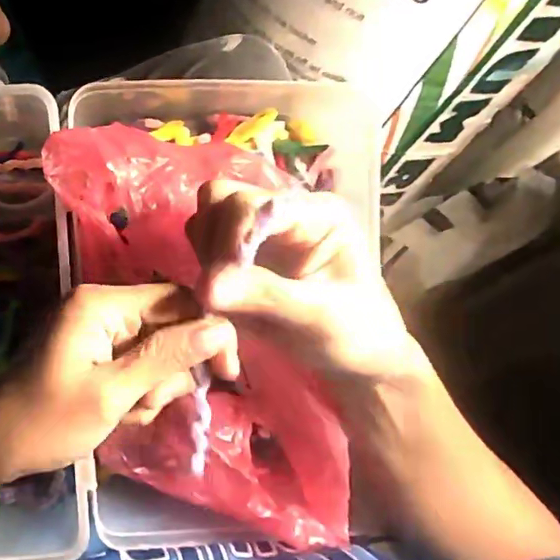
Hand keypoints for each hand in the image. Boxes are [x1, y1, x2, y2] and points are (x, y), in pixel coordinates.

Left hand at [0, 284, 238, 490]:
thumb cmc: (47, 421)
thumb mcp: (112, 393)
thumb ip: (166, 357)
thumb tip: (221, 328)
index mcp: (101, 303)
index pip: (177, 299)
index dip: (208, 333)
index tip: (227, 377)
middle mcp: (102, 306)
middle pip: (170, 326)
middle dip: (167, 373)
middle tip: (142, 406)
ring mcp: (99, 330)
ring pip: (158, 351)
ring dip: (152, 389)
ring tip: (124, 414)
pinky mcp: (97, 352)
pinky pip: (138, 366)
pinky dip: (137, 393)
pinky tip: (117, 416)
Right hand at [186, 181, 428, 388]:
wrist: (356, 360)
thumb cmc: (355, 334)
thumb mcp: (318, 317)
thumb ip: (264, 295)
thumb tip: (206, 288)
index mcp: (315, 212)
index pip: (253, 204)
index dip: (230, 238)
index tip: (218, 286)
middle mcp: (282, 210)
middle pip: (220, 199)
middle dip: (213, 244)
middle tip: (218, 292)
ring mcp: (258, 230)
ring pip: (206, 220)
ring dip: (205, 257)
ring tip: (224, 300)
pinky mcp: (239, 252)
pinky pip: (203, 247)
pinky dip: (203, 271)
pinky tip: (221, 302)